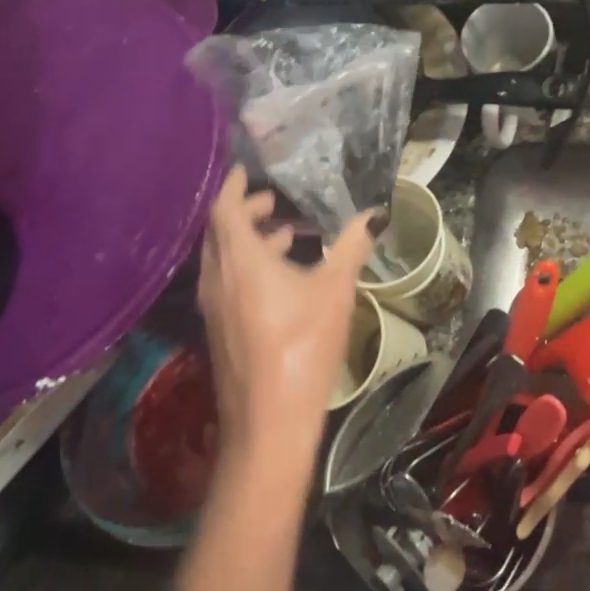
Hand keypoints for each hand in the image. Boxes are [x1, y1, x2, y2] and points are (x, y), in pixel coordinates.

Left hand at [196, 166, 375, 451]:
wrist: (269, 421)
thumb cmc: (302, 347)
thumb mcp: (335, 291)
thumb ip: (352, 247)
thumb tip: (374, 214)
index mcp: (239, 261)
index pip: (225, 208)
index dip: (235, 185)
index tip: (249, 169)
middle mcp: (217, 279)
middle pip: (220, 232)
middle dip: (245, 212)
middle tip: (276, 201)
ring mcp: (215, 307)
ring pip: (223, 259)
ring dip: (249, 240)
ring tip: (287, 234)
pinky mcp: (221, 329)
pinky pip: (227, 281)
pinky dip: (248, 265)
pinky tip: (282, 277)